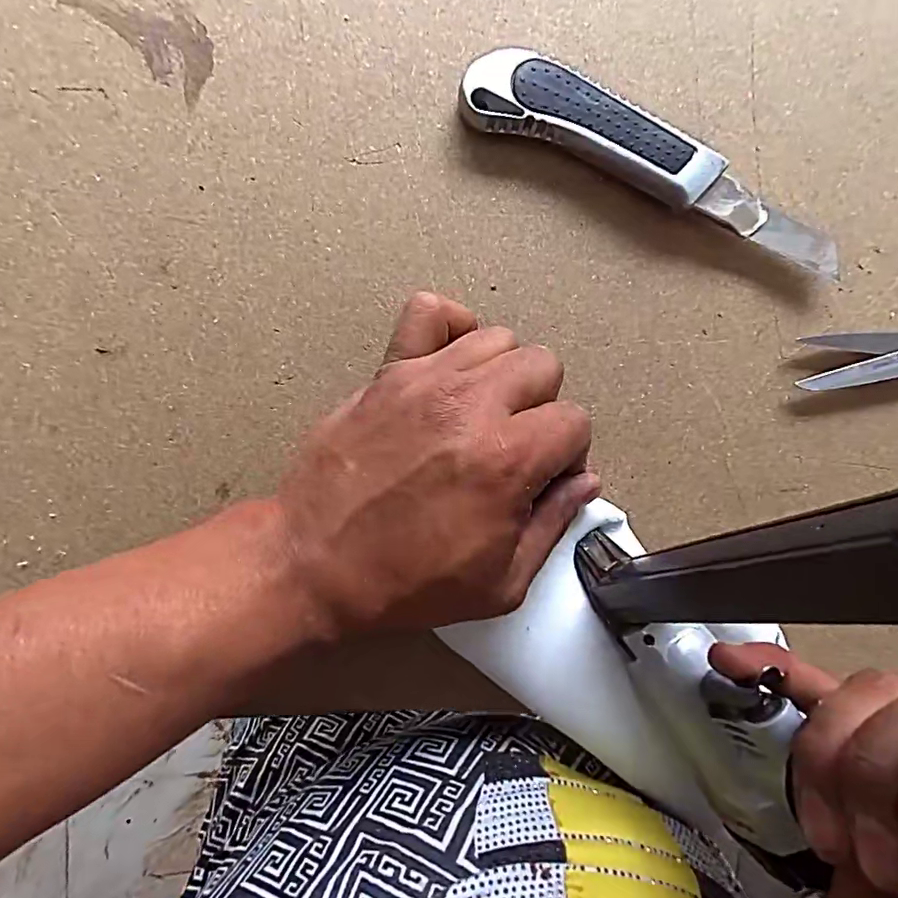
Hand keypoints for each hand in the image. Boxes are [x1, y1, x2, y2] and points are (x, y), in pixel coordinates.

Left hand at [276, 293, 598, 633]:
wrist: (316, 566)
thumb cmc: (399, 581)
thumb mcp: (500, 584)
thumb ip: (553, 525)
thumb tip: (582, 485)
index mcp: (505, 460)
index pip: (574, 421)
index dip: (567, 454)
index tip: (544, 476)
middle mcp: (469, 408)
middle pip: (542, 367)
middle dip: (541, 408)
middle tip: (516, 445)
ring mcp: (424, 383)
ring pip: (496, 338)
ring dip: (501, 374)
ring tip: (482, 412)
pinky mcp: (386, 377)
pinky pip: (427, 313)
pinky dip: (449, 327)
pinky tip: (450, 365)